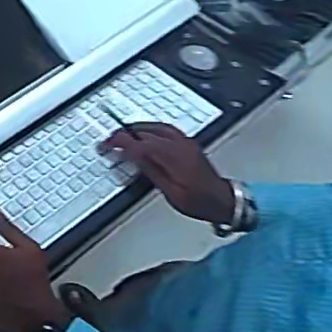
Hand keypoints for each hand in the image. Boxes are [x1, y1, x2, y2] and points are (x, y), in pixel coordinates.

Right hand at [99, 123, 234, 224]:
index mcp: (173, 157)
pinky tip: (144, 132)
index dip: (118, 142)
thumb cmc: (199, 202)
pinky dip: (151, 128)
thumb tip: (130, 153)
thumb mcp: (170, 191)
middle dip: (124, 136)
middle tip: (109, 141)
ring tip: (123, 134)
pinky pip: (166, 129)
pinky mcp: (189, 145)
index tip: (105, 145)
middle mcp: (180, 146)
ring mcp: (186, 143)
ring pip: (156, 127)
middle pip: (145, 133)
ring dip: (136, 129)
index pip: (139, 143)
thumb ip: (149, 169)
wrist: (226, 203)